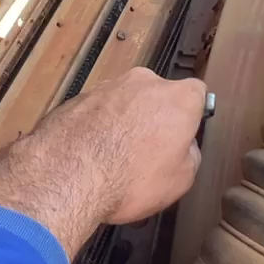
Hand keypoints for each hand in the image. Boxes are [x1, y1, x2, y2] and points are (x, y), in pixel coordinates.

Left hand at [0, 67, 205, 253]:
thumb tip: (184, 147)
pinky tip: (90, 155)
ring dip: (124, 123)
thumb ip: (190, 155)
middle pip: (157, 96)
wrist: (65, 175)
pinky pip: (97, 111)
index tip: (182, 137)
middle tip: (147, 153)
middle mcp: (144, 82)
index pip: (197, 93)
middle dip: (154, 118)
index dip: (191, 116)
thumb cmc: (130, 179)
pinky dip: (97, 127)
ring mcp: (108, 86)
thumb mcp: (180, 181)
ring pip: (125, 102)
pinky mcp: (78, 97)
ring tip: (114, 158)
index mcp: (177, 98)